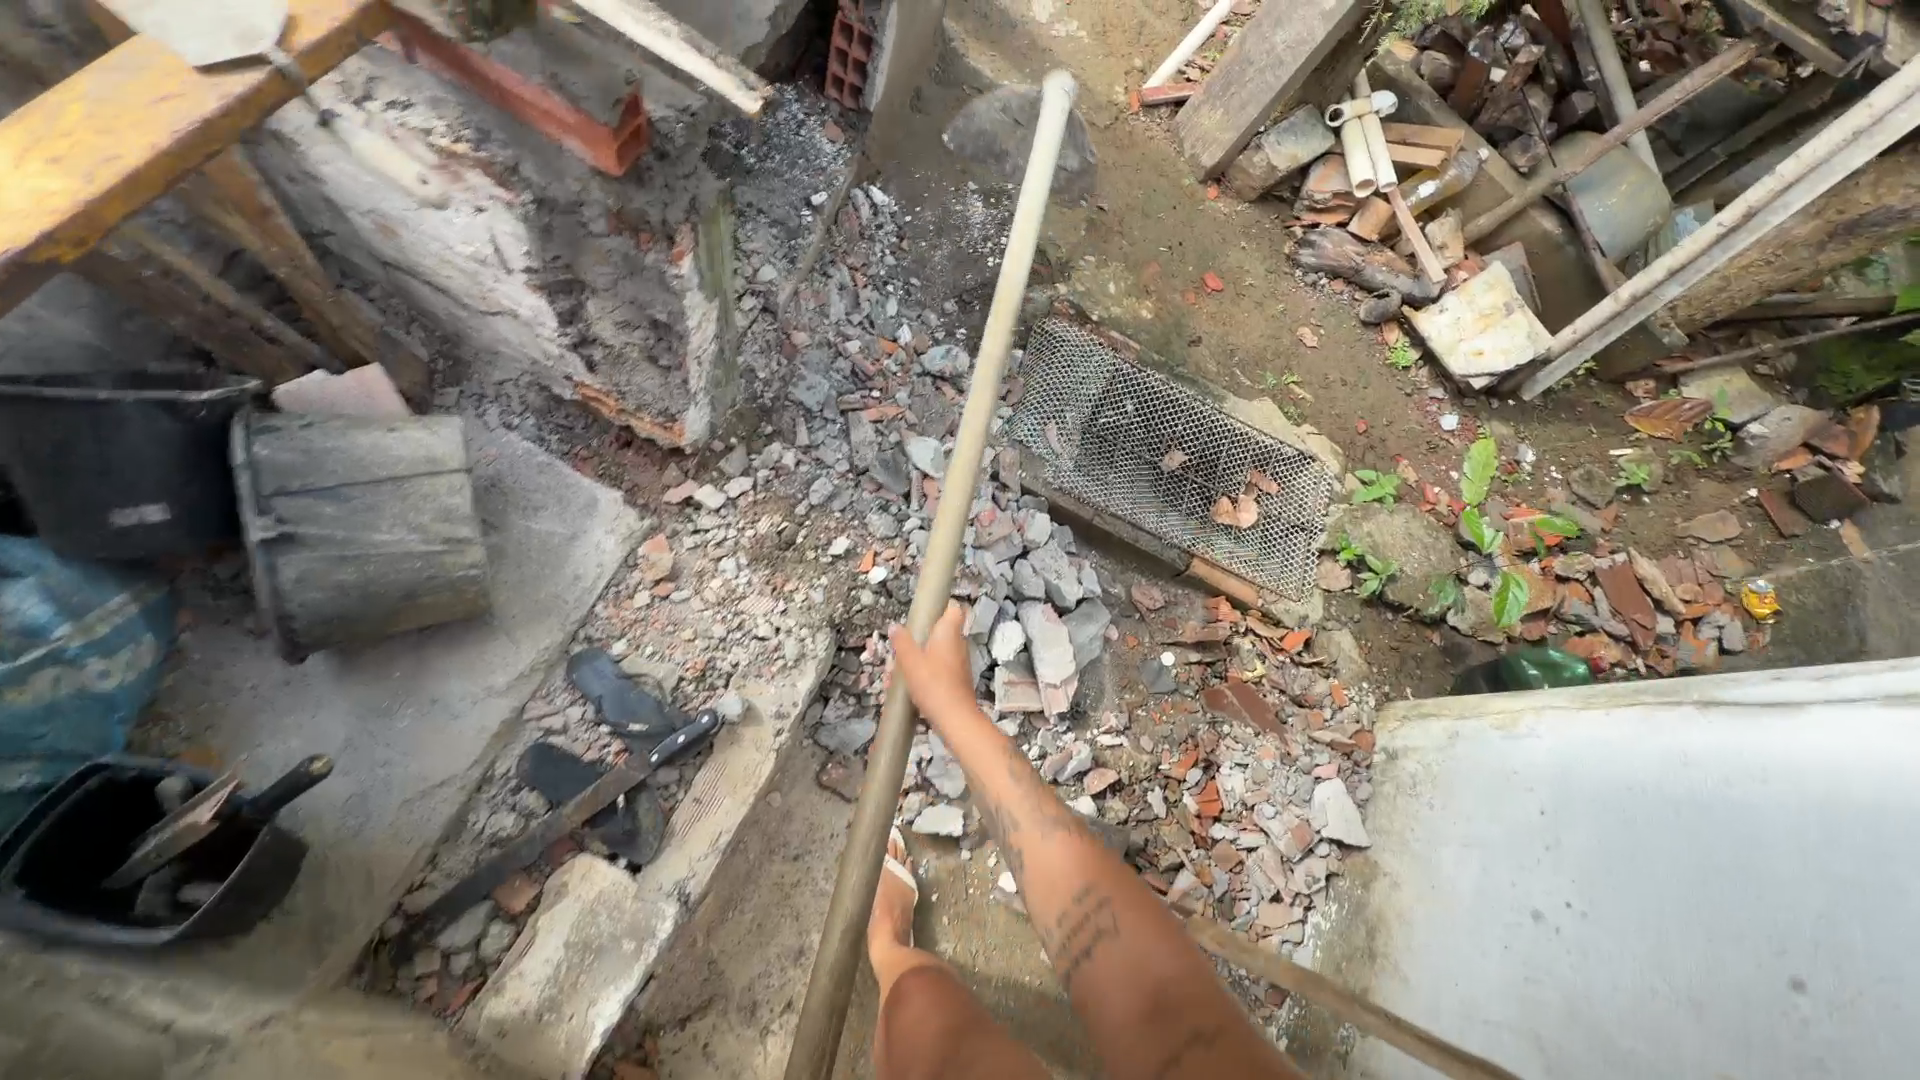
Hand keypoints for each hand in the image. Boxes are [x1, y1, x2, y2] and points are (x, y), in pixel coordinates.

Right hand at [888, 603, 978, 724]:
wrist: (954, 718)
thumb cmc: (932, 683)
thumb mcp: (910, 661)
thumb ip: (902, 642)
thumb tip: (895, 626)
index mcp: (949, 632)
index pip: (953, 608)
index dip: (940, 607)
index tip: (922, 615)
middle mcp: (957, 644)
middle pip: (937, 633)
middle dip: (916, 641)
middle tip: (898, 653)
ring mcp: (958, 662)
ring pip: (933, 653)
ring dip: (914, 661)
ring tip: (894, 676)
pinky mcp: (956, 679)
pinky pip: (936, 669)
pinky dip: (921, 675)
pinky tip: (903, 688)